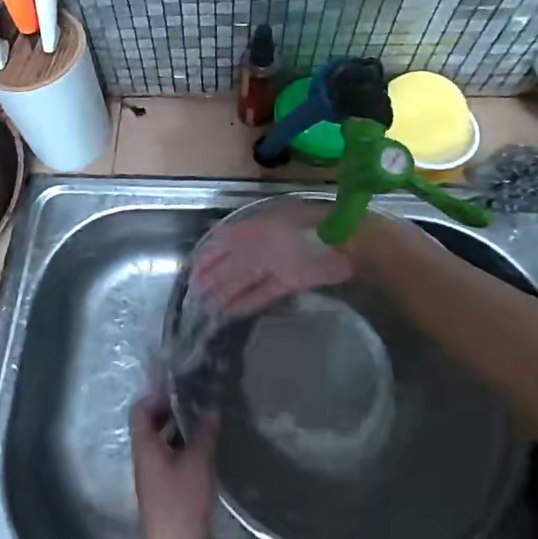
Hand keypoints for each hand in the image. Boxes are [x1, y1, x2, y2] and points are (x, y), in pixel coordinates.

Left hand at [130, 395, 218, 538]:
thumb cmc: (182, 505)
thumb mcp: (198, 464)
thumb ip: (205, 433)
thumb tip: (212, 406)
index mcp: (144, 446)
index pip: (140, 410)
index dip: (156, 396)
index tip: (179, 389)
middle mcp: (143, 458)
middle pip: (149, 425)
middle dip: (170, 411)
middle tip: (194, 402)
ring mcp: (151, 476)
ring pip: (160, 443)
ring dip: (177, 430)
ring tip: (203, 423)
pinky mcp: (162, 491)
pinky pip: (167, 459)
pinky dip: (181, 448)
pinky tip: (203, 452)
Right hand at [190, 199, 353, 315]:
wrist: (346, 243)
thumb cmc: (305, 230)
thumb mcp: (265, 235)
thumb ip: (239, 245)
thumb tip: (212, 243)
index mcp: (254, 227)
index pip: (223, 242)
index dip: (207, 256)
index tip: (191, 272)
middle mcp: (261, 244)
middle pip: (231, 263)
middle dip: (212, 278)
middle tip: (194, 295)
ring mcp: (276, 262)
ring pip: (245, 279)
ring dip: (226, 293)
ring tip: (207, 309)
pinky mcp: (291, 280)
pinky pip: (263, 291)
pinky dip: (247, 301)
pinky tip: (231, 311)